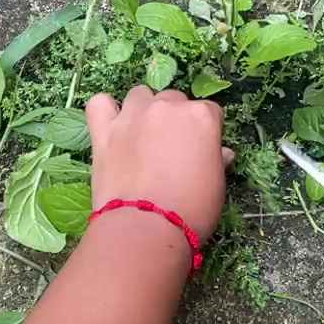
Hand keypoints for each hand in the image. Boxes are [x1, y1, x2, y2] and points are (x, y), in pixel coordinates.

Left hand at [84, 87, 230, 239]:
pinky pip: (100, 103)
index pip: (210, 112)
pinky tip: (112, 125)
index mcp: (201, 117)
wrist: (146, 228)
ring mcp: (133, 115)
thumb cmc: (192, 210)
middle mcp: (167, 107)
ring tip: (143, 136)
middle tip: (172, 149)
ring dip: (144, 109)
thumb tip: (222, 153)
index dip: (207, 132)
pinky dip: (105, 109)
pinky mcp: (104, 129)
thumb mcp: (216, 185)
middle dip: (175, 119)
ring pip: (140, 95)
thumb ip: (217, 160)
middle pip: (174, 100)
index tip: (202, 151)